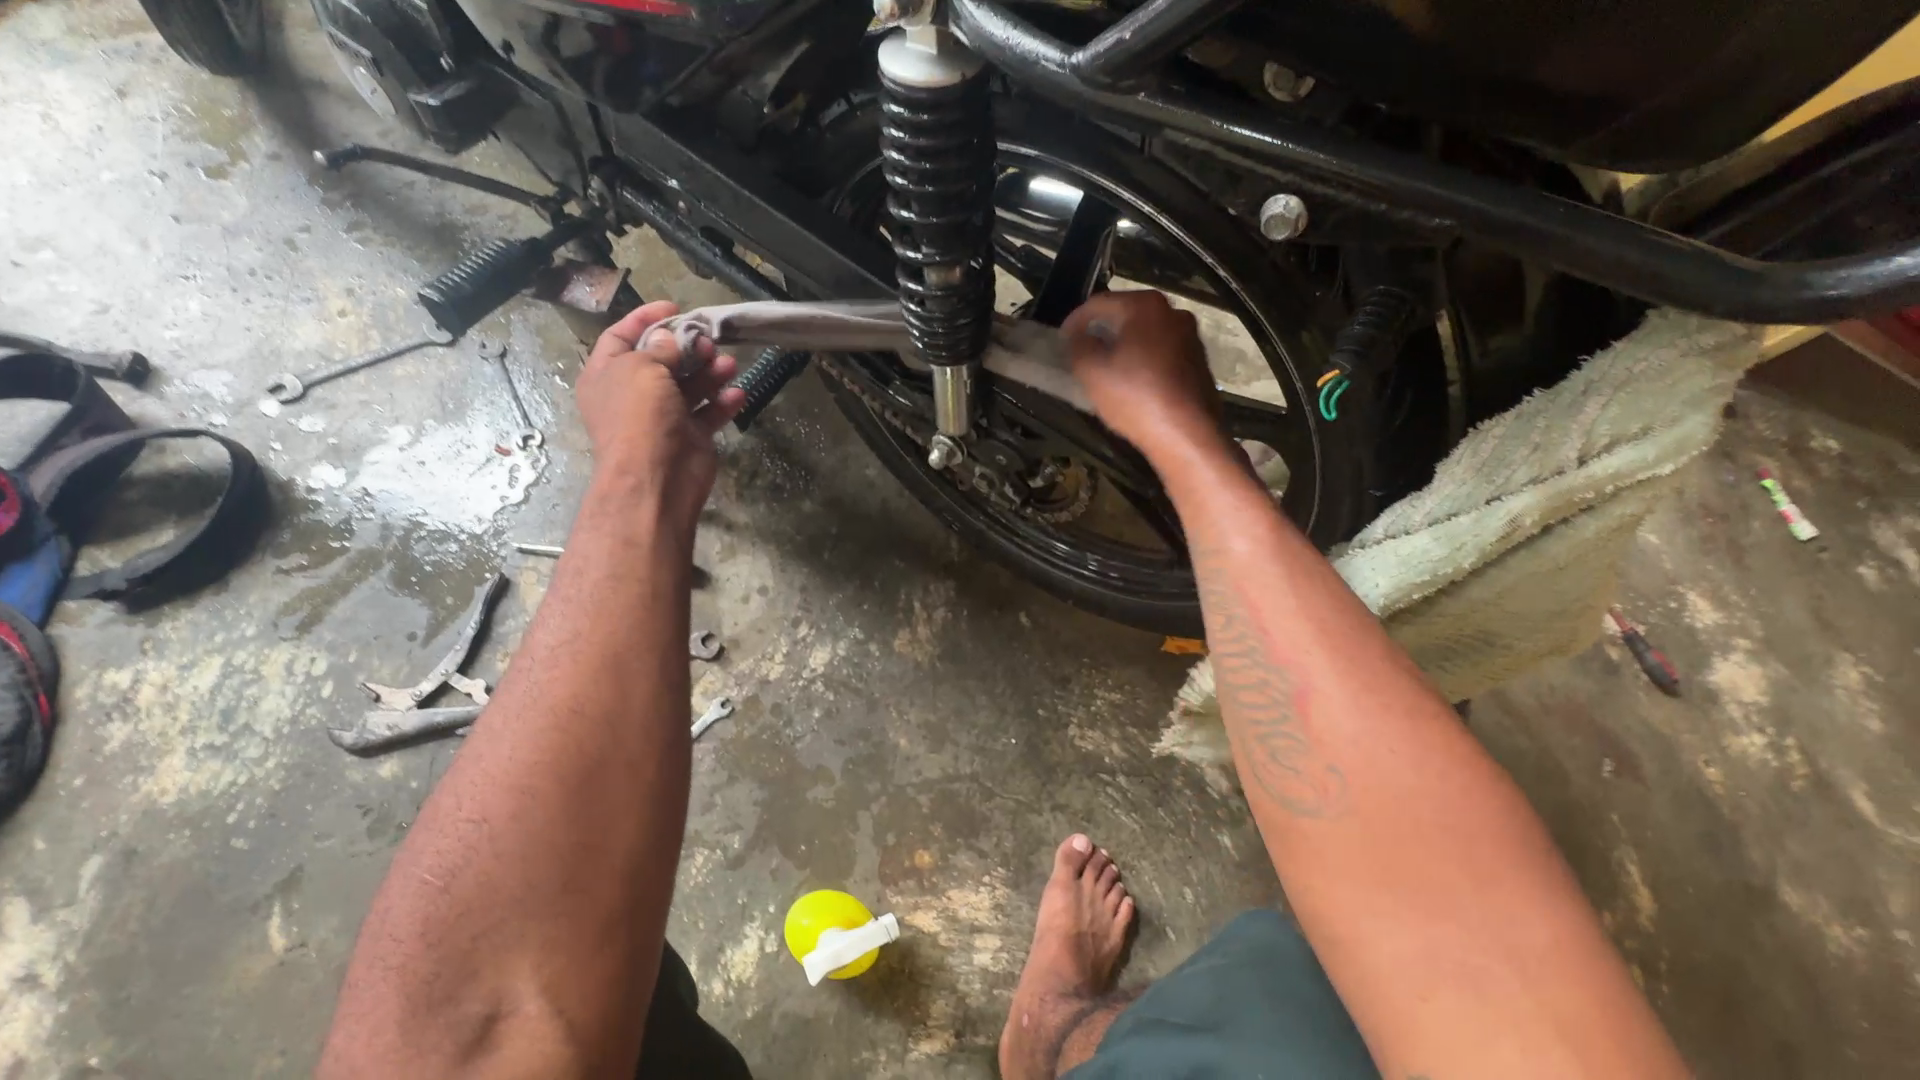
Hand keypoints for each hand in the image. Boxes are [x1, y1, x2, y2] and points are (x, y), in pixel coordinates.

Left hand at [575, 300, 746, 517]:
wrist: (656, 476)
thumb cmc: (639, 415)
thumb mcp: (643, 368)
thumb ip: (660, 348)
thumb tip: (670, 339)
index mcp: (606, 375)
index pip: (621, 336)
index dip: (645, 318)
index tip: (675, 307)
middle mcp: (632, 395)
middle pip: (661, 361)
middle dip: (686, 347)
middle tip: (708, 339)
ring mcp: (662, 418)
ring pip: (689, 386)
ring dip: (709, 372)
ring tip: (727, 363)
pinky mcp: (689, 437)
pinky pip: (707, 413)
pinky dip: (722, 402)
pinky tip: (737, 392)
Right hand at [1062, 291, 1228, 462]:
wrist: (1187, 435)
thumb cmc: (1135, 397)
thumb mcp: (1091, 372)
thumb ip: (1078, 346)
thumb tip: (1077, 335)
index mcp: (1145, 306)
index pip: (1099, 303)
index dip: (1075, 320)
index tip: (1061, 339)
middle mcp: (1173, 313)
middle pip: (1127, 315)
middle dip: (1102, 331)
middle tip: (1082, 350)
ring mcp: (1191, 337)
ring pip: (1147, 335)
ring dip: (1124, 346)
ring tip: (1106, 367)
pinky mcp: (1199, 362)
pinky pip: (1163, 353)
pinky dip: (1144, 361)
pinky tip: (1133, 382)